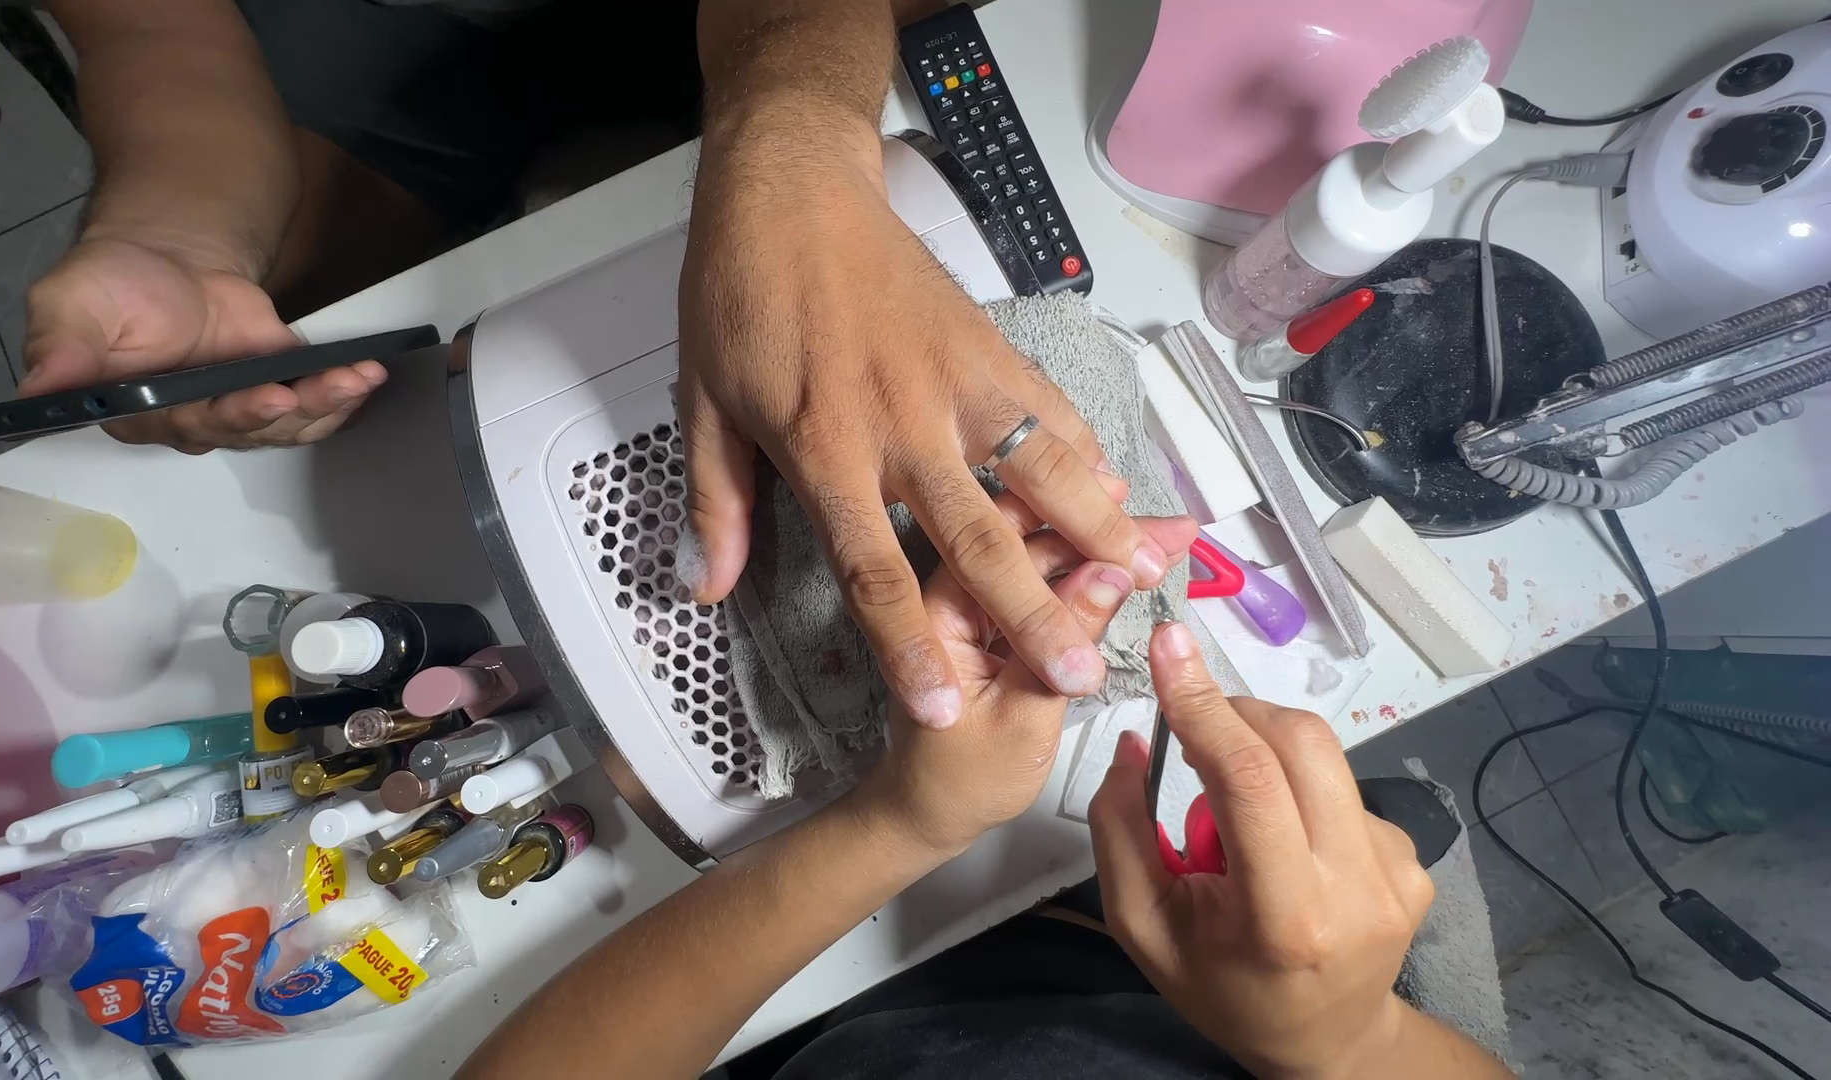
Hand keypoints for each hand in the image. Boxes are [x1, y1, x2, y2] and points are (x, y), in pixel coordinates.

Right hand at [20, 236, 385, 452]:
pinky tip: (366, 378)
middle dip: (296, 408)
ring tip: (360, 377)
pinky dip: (345, 396)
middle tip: (331, 385)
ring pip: (293, 424)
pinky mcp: (283, 393)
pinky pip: (318, 408)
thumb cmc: (117, 283)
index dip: (232, 417)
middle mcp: (196, 420)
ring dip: (331, 402)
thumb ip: (61, 348)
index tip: (269, 397)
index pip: (187, 426)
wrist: (175, 261)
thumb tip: (42, 391)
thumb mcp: (72, 303)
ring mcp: (246, 410)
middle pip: (253, 429)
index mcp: (137, 410)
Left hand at [680, 116, 1167, 730]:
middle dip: (1027, 611)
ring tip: (1140, 579)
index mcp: (824, 453)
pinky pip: (1047, 404)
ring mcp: (954, 384)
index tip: (945, 711)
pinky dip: (1086, 448)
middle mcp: (900, 428)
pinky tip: (1116, 486)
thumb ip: (717, 505)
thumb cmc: (740, 300)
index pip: (874, 570)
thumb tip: (707, 589)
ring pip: (1036, 467)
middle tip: (1077, 675)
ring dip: (1091, 526)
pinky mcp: (986, 344)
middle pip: (974, 535)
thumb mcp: (703, 406)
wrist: (788, 195)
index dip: (909, 647)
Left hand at [849, 488, 1198, 859]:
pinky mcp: (997, 617)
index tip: (1136, 524)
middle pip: (1032, 541)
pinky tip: (1130, 562)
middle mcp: (952, 590)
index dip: (1074, 526)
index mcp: (940, 607)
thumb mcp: (1023, 713)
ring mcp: (976, 602)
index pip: (1006, 543)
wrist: (933, 808)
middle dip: (1103, 531)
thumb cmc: (966, 775)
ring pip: (1044, 558)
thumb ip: (1064, 641)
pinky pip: (1045, 585)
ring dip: (1104, 547)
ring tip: (1168, 538)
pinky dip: (1089, 574)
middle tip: (1173, 531)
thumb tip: (1113, 572)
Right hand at [1088, 623, 1436, 1079]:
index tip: (1170, 647)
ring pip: (1320, 752)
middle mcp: (1358, 886)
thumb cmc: (1221, 987)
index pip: (1249, 780)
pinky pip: (1337, 783)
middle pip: (1300, 743)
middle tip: (1192, 733)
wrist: (1329, 1043)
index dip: (1204, 704)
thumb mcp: (1139, 922)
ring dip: (1258, 750)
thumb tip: (1137, 741)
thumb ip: (1119, 826)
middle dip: (1232, 711)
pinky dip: (1291, 785)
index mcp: (1284, 914)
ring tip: (1234, 814)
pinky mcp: (1412, 858)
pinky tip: (1281, 835)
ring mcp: (1398, 870)